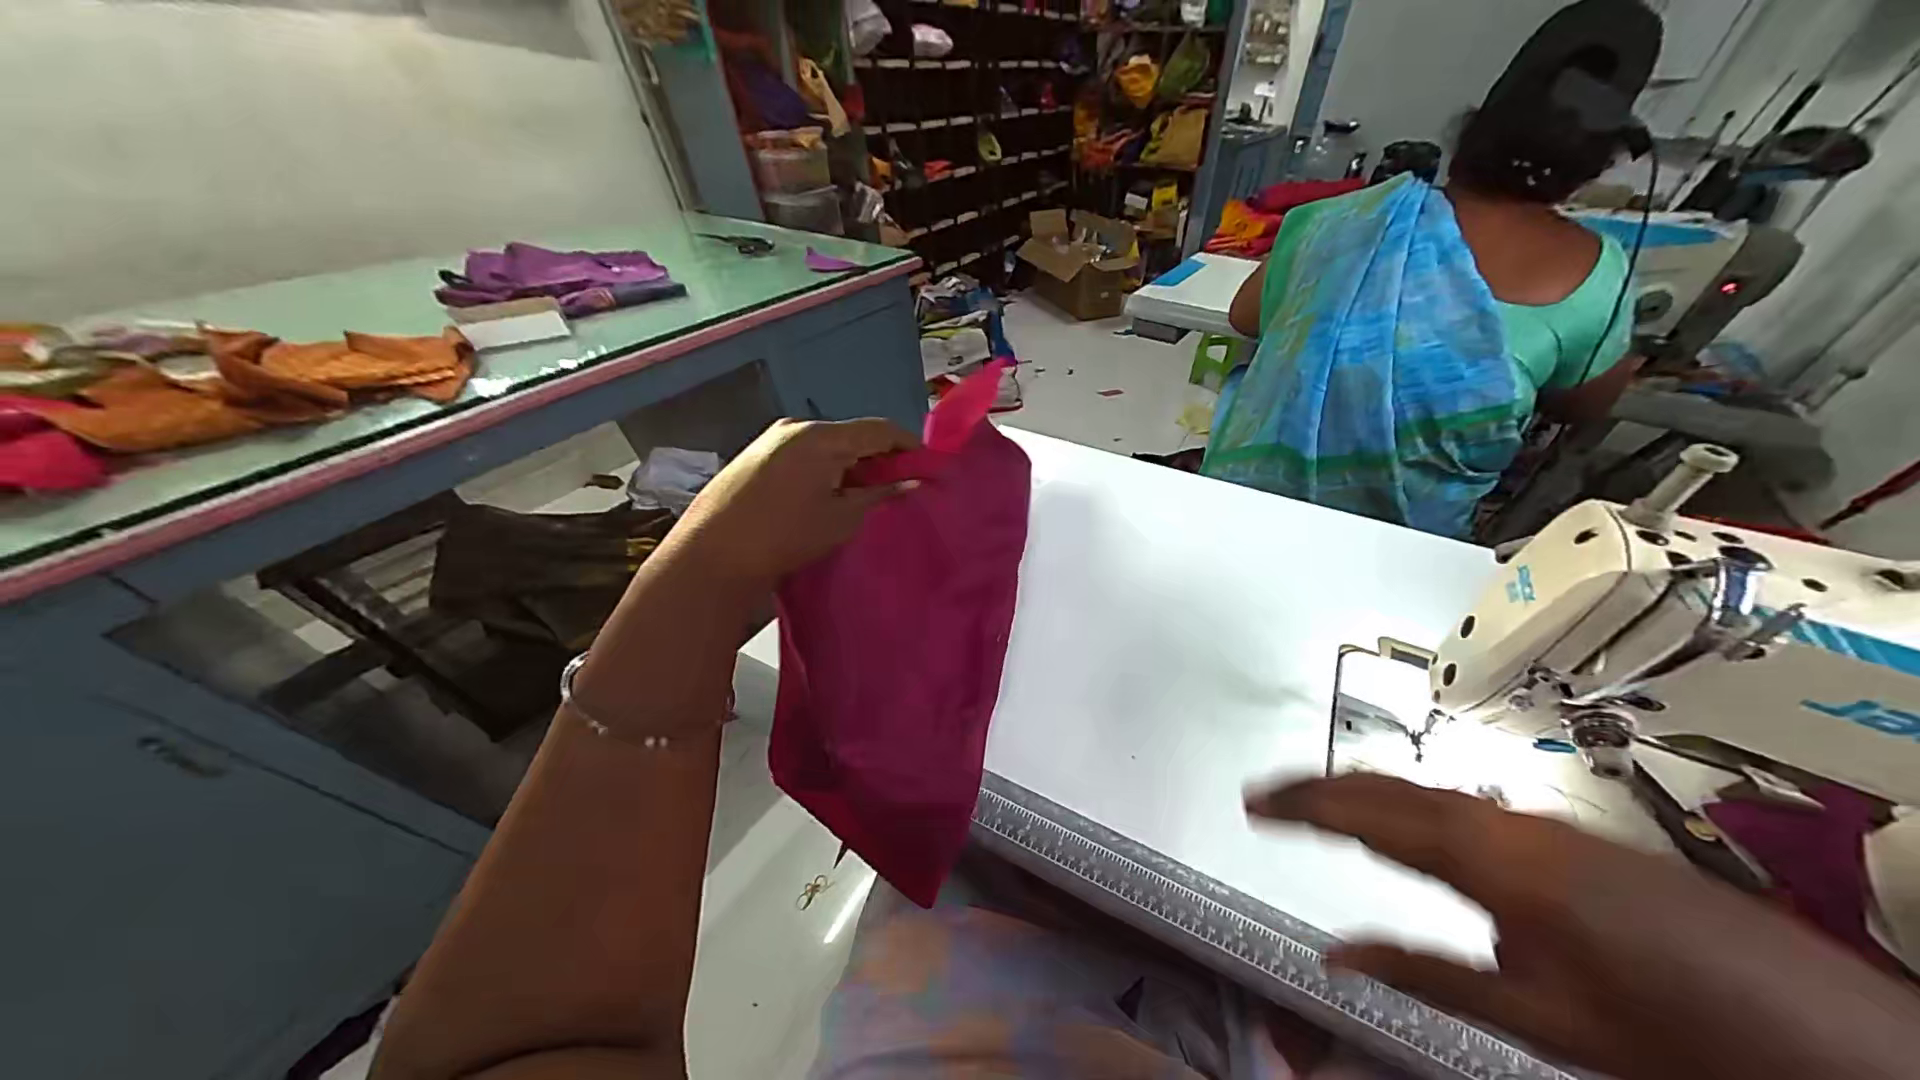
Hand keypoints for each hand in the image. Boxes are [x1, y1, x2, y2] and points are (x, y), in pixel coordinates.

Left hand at [663, 417, 919, 589]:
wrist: (712, 555)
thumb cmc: (784, 536)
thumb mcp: (841, 519)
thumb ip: (880, 495)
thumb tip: (912, 483)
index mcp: (821, 436)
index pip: (879, 429)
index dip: (908, 445)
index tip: (927, 468)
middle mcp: (796, 427)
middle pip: (852, 435)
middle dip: (879, 458)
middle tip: (898, 487)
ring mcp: (771, 439)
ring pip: (827, 445)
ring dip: (850, 465)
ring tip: (865, 496)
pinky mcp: (756, 456)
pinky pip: (804, 454)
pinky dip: (825, 469)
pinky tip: (829, 495)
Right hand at [1247, 772, 1919, 1079]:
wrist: (1842, 1041)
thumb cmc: (1684, 1038)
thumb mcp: (1543, 1020)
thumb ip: (1428, 975)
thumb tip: (1335, 955)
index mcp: (1496, 863)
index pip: (1370, 816)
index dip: (1303, 805)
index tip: (1254, 801)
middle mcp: (1512, 824)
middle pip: (1391, 785)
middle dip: (1320, 783)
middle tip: (1266, 791)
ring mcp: (1544, 823)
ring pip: (1425, 789)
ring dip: (1362, 790)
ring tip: (1314, 800)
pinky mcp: (1568, 835)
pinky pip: (1462, 804)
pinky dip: (1409, 803)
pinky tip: (1401, 824)